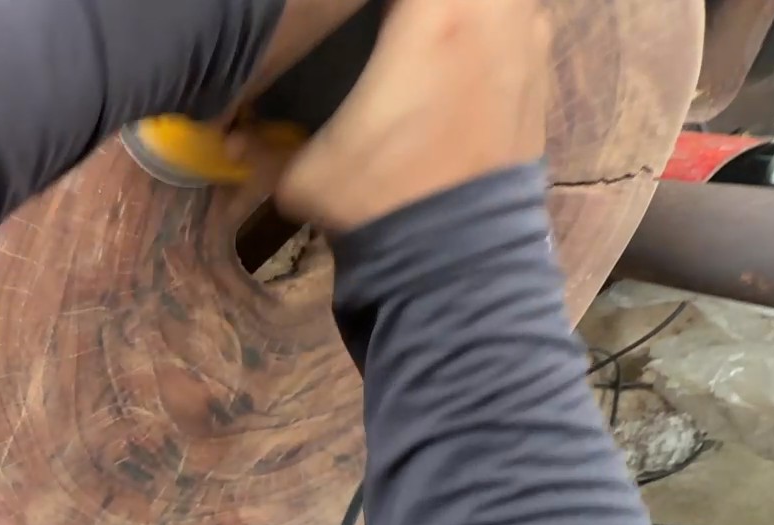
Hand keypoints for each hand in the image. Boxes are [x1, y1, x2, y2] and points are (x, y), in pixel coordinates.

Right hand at [273, 0, 551, 232]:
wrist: (447, 251)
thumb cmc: (372, 199)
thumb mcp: (299, 177)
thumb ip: (262, 148)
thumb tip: (232, 140)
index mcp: (431, 16)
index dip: (365, 3)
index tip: (348, 15)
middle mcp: (493, 8)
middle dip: (414, 7)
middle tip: (381, 27)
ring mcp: (527, 35)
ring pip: (490, 1)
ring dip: (457, 14)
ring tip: (417, 43)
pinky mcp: (540, 68)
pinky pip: (513, 21)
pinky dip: (485, 31)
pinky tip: (451, 68)